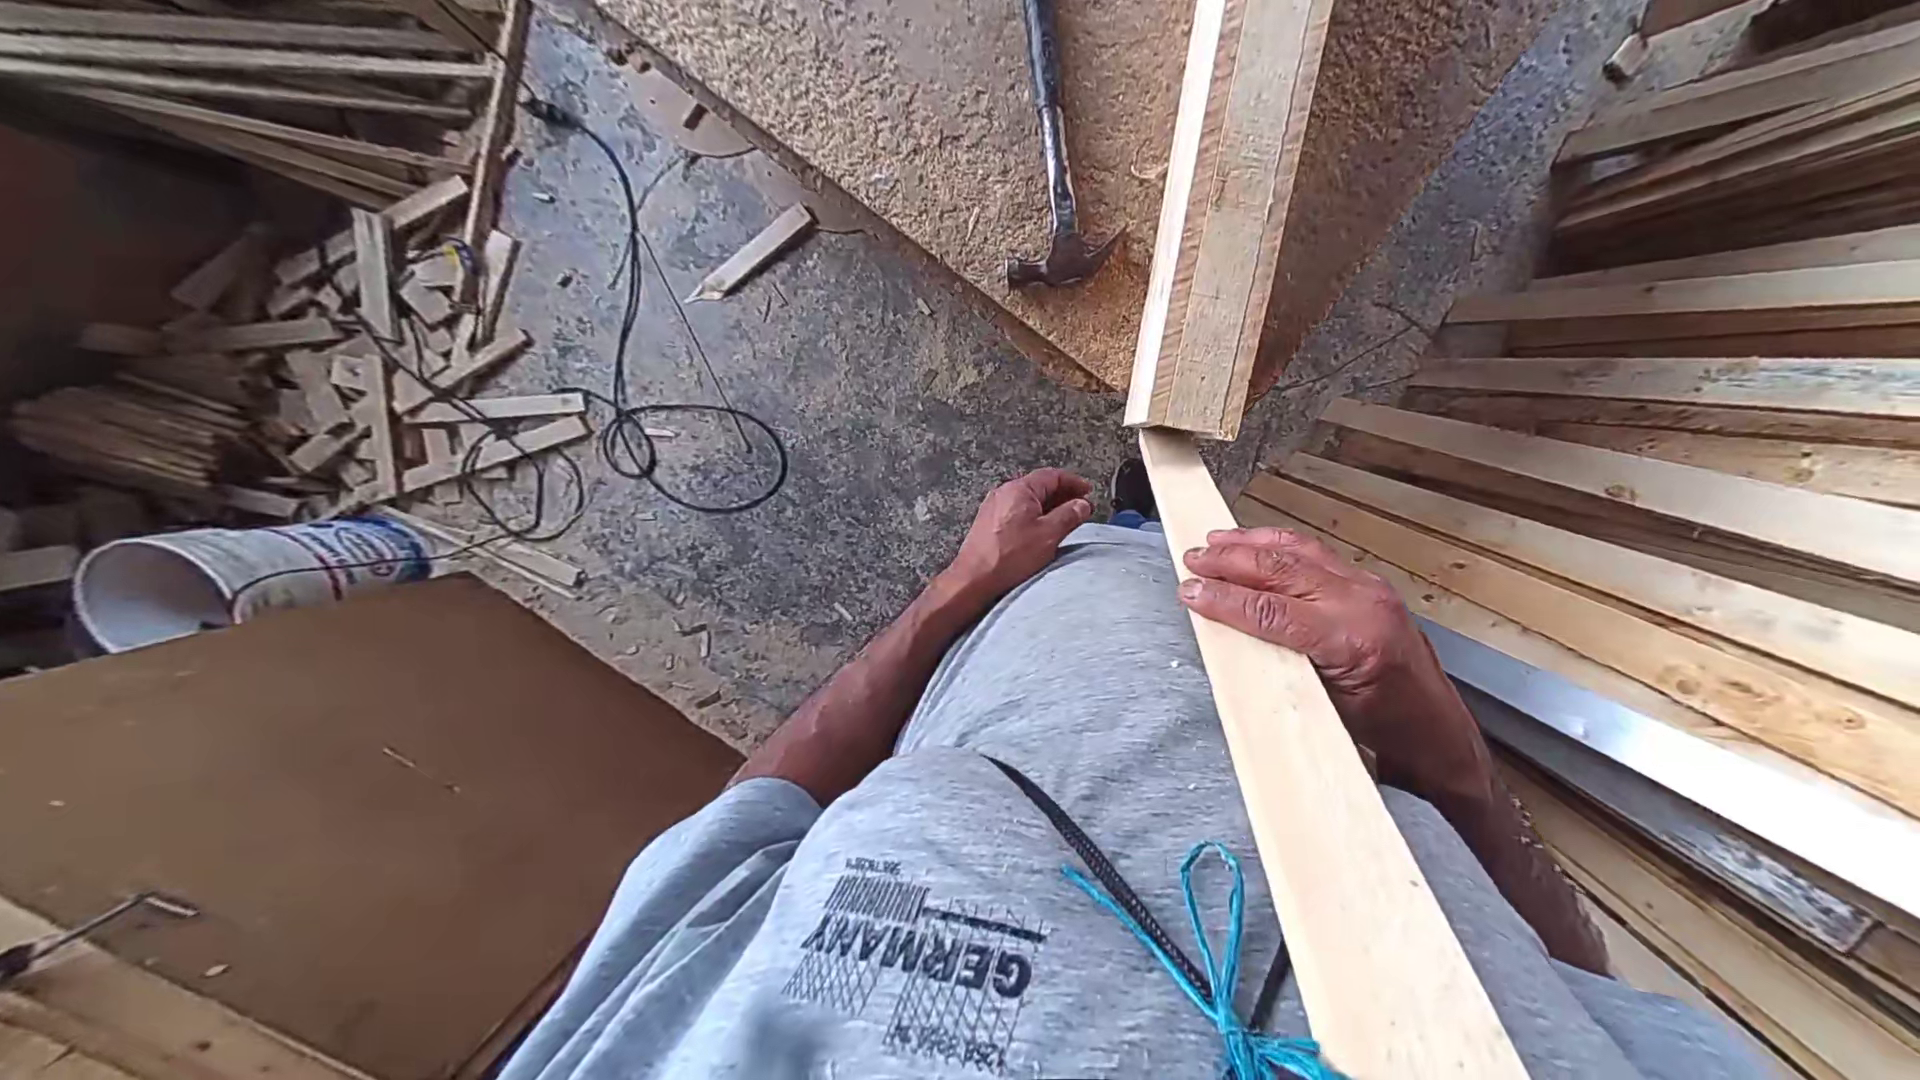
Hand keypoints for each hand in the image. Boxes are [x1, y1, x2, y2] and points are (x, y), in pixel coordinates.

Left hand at [942, 468, 1092, 605]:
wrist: (975, 577)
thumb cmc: (1009, 556)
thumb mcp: (1049, 534)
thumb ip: (1069, 515)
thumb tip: (1082, 505)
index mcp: (1019, 489)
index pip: (1052, 476)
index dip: (1073, 482)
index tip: (1087, 491)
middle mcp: (1004, 493)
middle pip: (1039, 486)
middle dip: (1062, 495)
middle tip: (1080, 506)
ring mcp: (994, 507)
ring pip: (1027, 500)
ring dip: (1048, 506)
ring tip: (1064, 520)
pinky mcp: (989, 522)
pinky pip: (1016, 511)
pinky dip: (1033, 515)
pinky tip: (1041, 530)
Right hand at [1177, 527, 1492, 804]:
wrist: (1434, 730)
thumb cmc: (1383, 727)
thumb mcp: (1319, 705)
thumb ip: (1273, 664)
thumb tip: (1223, 636)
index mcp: (1353, 640)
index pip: (1270, 609)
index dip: (1222, 599)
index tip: (1189, 591)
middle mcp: (1364, 604)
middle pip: (1280, 568)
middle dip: (1229, 561)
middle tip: (1192, 561)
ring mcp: (1369, 588)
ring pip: (1298, 550)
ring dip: (1249, 543)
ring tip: (1213, 541)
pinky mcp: (1367, 583)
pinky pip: (1314, 552)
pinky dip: (1276, 543)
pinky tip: (1254, 541)